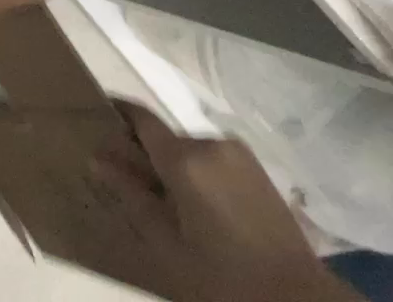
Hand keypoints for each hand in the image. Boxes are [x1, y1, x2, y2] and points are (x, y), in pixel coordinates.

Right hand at [88, 101, 360, 301]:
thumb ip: (130, 194)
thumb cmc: (222, 276)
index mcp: (185, 158)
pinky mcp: (258, 169)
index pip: (140, 116)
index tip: (93, 115)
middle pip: (164, 137)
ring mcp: (240, 155)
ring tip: (167, 205)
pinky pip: (213, 160)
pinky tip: (198, 209)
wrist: (299, 299)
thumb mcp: (166, 242)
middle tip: (130, 185)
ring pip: (189, 150)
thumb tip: (97, 157)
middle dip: (144, 155)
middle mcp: (212, 144)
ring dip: (173, 167)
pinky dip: (197, 174)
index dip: (116, 110)